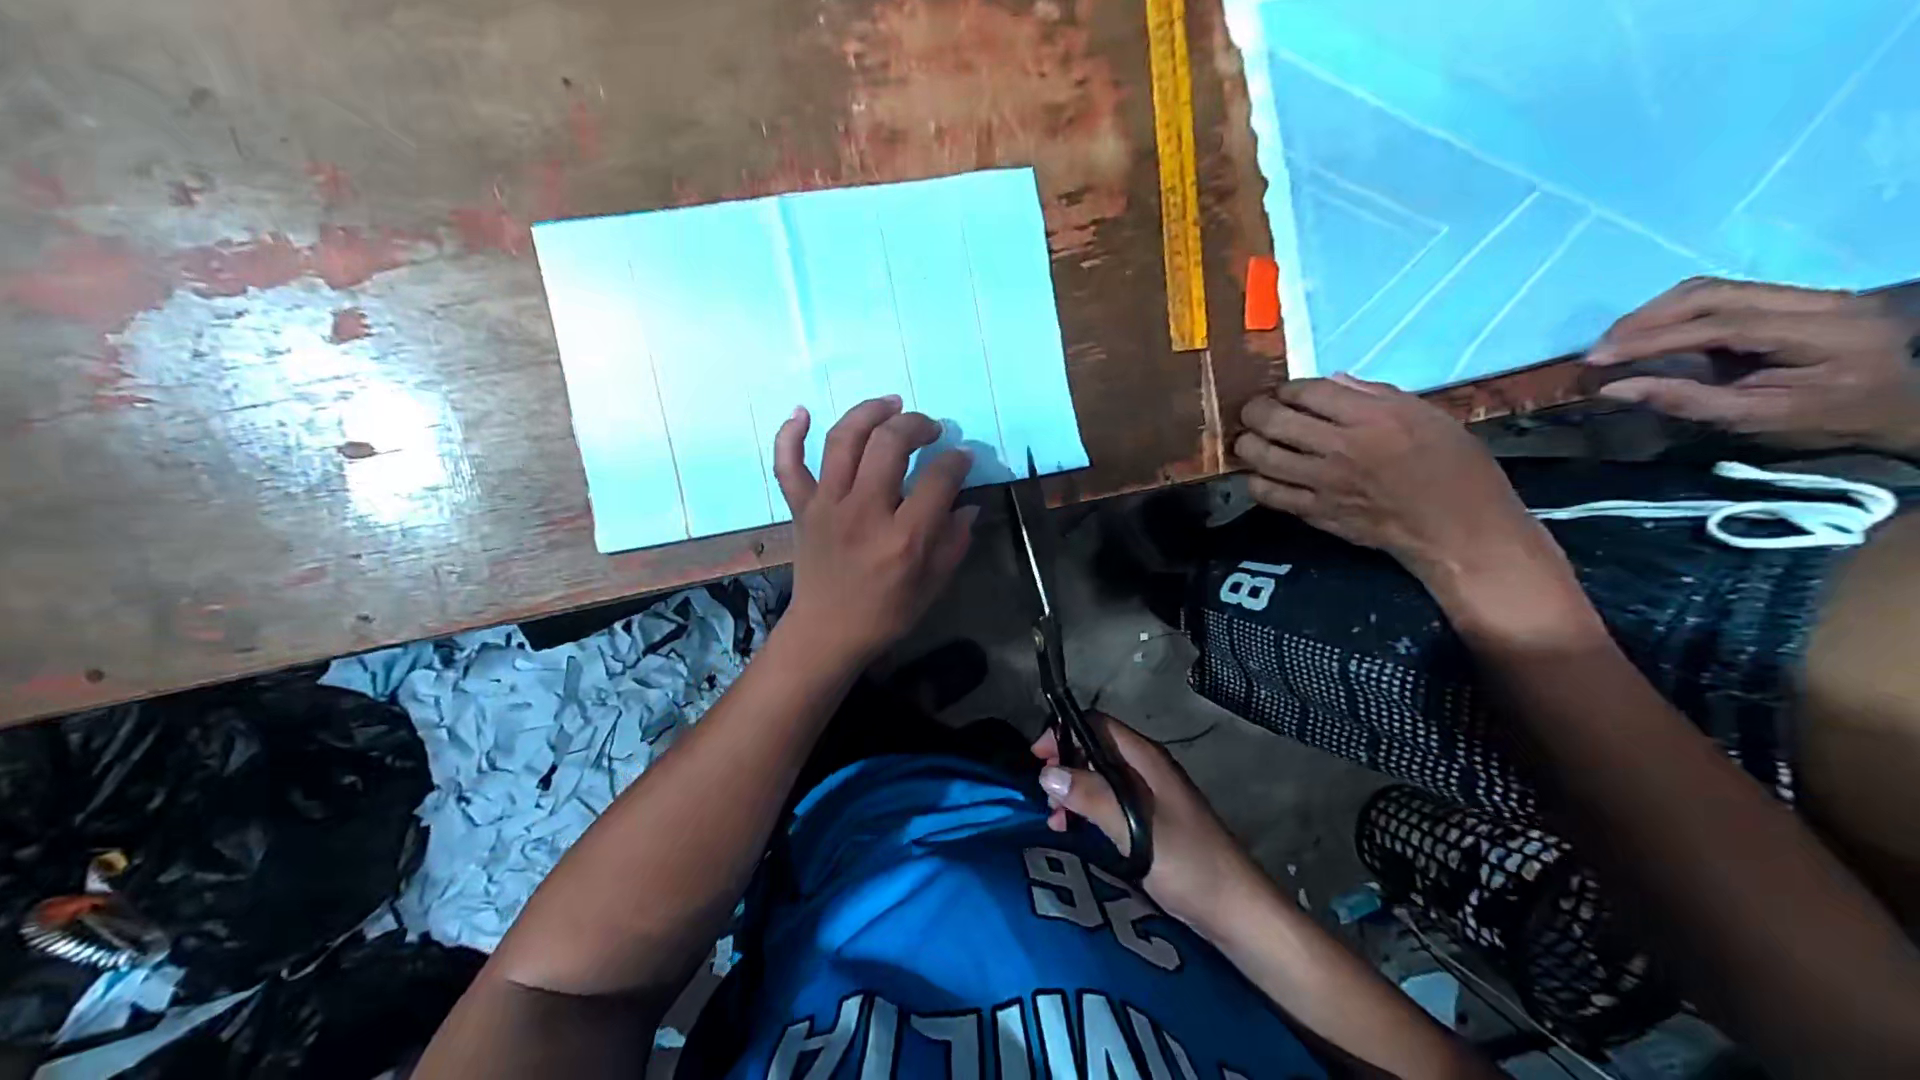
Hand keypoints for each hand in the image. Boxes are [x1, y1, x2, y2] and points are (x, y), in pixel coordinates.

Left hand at [774, 396, 977, 664]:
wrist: (826, 634)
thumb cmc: (885, 614)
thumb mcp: (933, 585)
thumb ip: (954, 542)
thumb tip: (968, 504)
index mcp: (903, 538)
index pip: (938, 478)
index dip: (957, 460)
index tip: (962, 458)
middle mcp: (863, 512)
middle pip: (889, 444)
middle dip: (917, 424)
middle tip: (931, 428)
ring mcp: (826, 506)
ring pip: (843, 440)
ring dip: (869, 412)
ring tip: (891, 404)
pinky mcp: (802, 509)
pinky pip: (787, 465)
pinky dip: (789, 435)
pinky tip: (802, 411)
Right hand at [1031, 713, 1265, 932]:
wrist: (1235, 909)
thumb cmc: (1188, 863)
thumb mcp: (1134, 829)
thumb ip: (1091, 797)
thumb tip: (1047, 773)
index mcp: (1145, 759)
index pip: (1096, 724)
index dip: (1064, 733)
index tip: (1039, 761)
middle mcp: (1145, 768)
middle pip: (1094, 748)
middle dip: (1064, 765)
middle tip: (1045, 798)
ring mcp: (1149, 794)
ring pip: (1099, 776)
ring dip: (1073, 791)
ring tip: (1056, 821)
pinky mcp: (1149, 819)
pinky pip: (1108, 801)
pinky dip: (1087, 809)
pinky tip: (1074, 831)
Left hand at [1234, 375, 1597, 644]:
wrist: (1458, 530)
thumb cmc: (1455, 469)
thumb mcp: (1428, 416)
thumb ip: (1375, 396)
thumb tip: (1332, 382)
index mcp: (1372, 418)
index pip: (1308, 392)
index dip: (1287, 388)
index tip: (1284, 392)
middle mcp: (1340, 448)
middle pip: (1273, 420)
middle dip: (1255, 410)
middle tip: (1253, 411)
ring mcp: (1322, 483)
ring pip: (1261, 456)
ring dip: (1247, 444)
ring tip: (1249, 439)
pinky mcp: (1315, 513)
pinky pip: (1269, 494)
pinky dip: (1256, 480)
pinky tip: (1260, 474)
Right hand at [1588, 277, 1919, 453]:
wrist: (1896, 408)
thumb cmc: (1825, 424)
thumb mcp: (1755, 420)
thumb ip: (1686, 401)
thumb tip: (1612, 389)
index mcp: (1825, 332)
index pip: (1722, 324)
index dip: (1652, 339)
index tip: (1599, 358)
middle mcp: (1821, 299)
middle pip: (1713, 293)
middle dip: (1646, 318)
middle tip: (1600, 348)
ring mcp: (1808, 293)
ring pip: (1712, 287)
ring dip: (1654, 313)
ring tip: (1614, 342)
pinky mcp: (1791, 297)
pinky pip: (1720, 294)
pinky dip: (1673, 313)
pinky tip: (1647, 334)